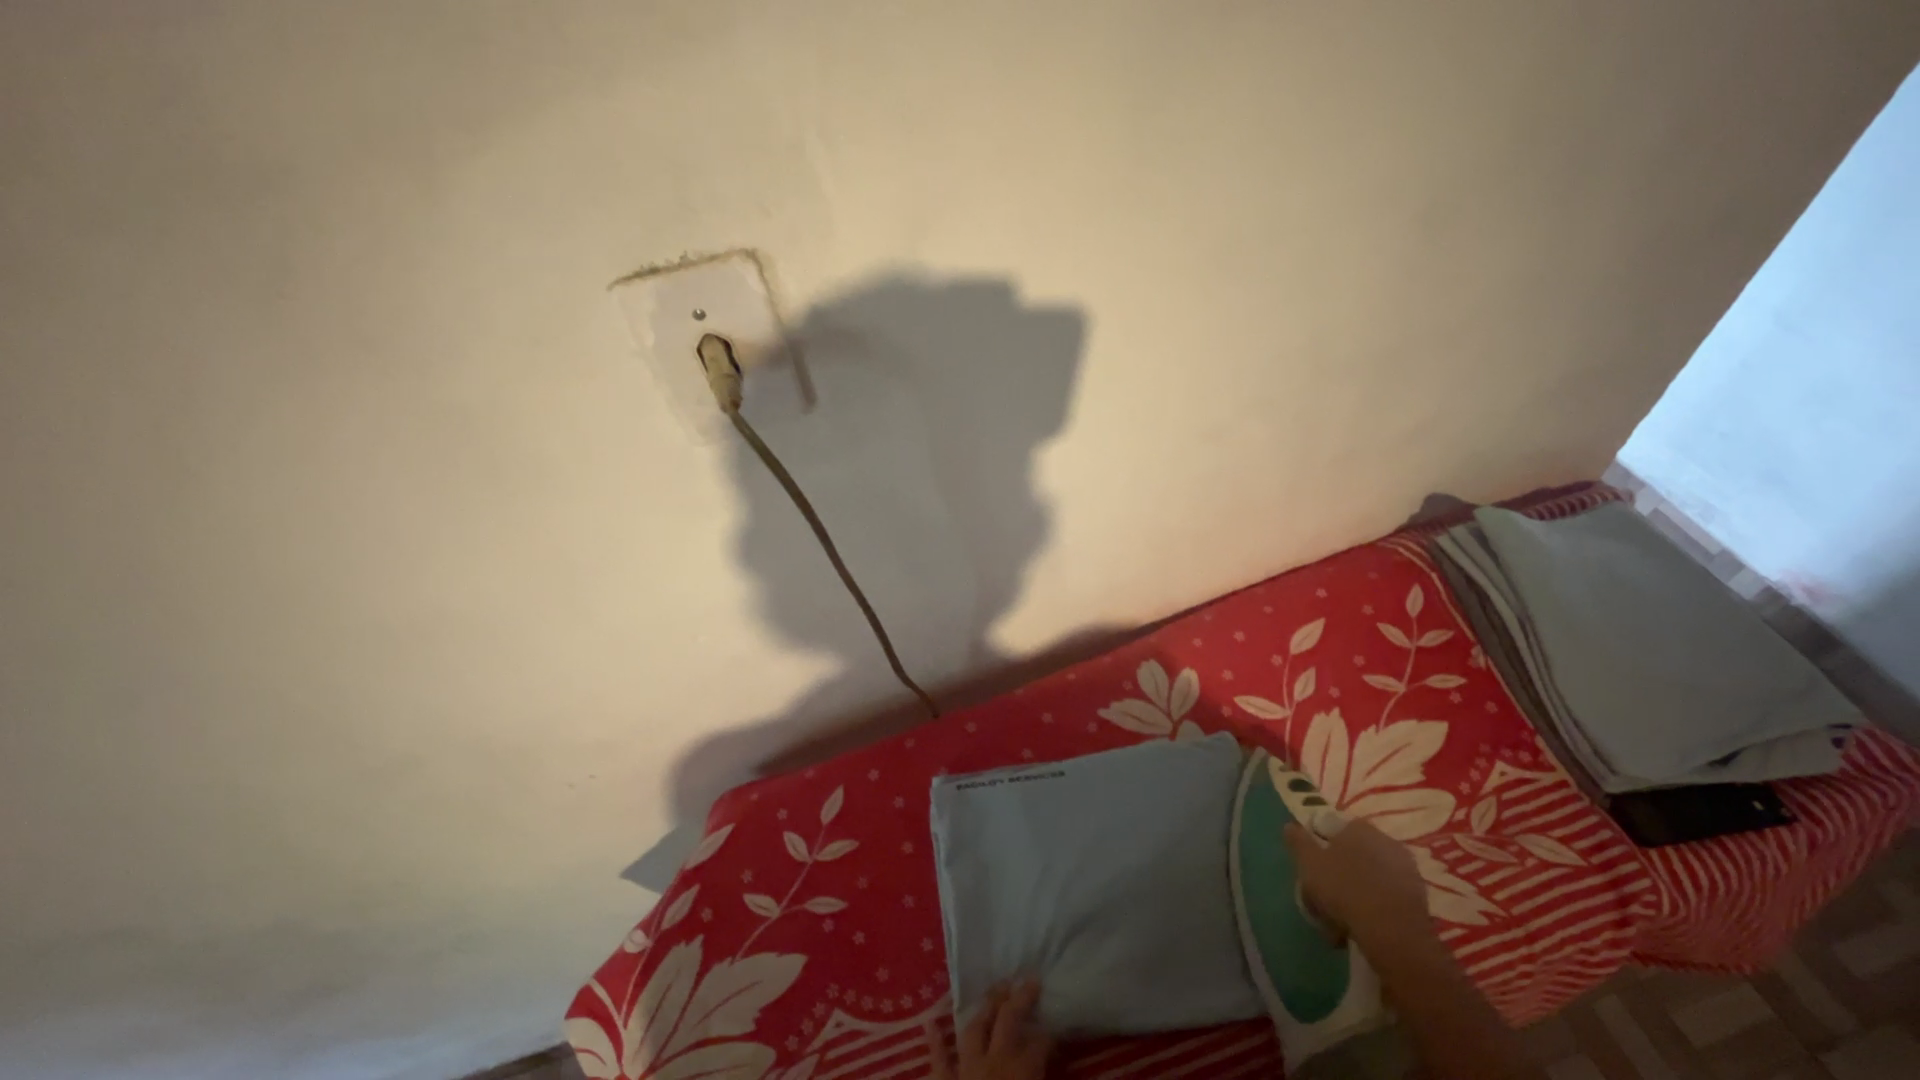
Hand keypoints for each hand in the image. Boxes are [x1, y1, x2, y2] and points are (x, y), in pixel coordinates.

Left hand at [926, 979, 1052, 1079]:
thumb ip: (1043, 1077)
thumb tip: (1049, 1067)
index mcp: (1022, 1072)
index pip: (1042, 1044)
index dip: (1051, 1036)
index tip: (1058, 1030)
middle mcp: (994, 1063)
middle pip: (1008, 1021)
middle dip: (1020, 999)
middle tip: (1029, 979)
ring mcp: (966, 1071)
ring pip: (974, 1029)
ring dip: (985, 1008)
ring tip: (995, 989)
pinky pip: (939, 1061)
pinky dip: (936, 1041)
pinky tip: (930, 1022)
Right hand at [1284, 817, 1431, 950]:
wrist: (1392, 930)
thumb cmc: (1343, 888)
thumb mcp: (1309, 863)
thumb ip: (1298, 842)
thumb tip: (1290, 825)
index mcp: (1358, 827)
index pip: (1333, 828)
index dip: (1320, 847)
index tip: (1311, 869)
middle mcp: (1385, 840)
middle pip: (1353, 854)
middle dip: (1338, 873)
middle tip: (1323, 897)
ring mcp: (1405, 868)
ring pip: (1369, 877)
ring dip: (1355, 892)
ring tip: (1340, 920)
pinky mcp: (1418, 895)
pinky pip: (1385, 896)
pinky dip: (1373, 907)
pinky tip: (1362, 926)